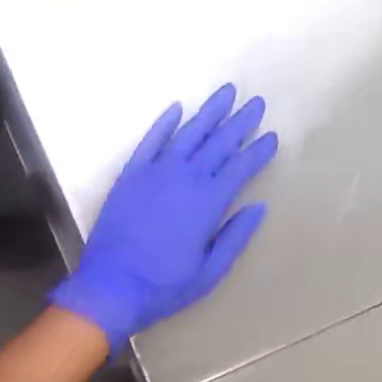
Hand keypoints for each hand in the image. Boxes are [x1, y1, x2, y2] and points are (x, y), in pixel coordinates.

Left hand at [49, 84, 279, 350]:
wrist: (110, 289)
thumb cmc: (162, 289)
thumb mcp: (207, 274)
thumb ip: (234, 239)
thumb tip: (256, 208)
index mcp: (209, 203)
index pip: (240, 168)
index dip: (258, 152)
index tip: (271, 138)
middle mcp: (185, 178)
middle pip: (218, 142)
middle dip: (240, 122)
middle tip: (257, 103)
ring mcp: (154, 174)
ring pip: (188, 133)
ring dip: (209, 112)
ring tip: (227, 93)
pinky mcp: (129, 177)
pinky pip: (150, 141)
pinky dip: (164, 123)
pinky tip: (177, 109)